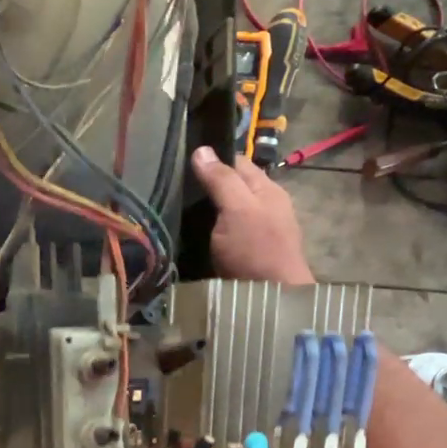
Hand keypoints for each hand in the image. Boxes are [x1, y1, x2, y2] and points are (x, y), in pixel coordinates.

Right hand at [191, 146, 312, 285]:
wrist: (272, 298)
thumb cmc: (256, 249)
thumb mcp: (236, 208)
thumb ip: (220, 180)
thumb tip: (201, 149)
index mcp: (267, 189)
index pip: (238, 163)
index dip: (214, 161)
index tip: (183, 165)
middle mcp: (265, 207)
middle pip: (233, 189)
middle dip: (208, 189)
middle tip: (175, 193)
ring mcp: (257, 233)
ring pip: (227, 214)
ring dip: (207, 215)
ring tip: (178, 215)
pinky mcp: (247, 256)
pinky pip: (225, 237)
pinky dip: (210, 235)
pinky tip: (194, 240)